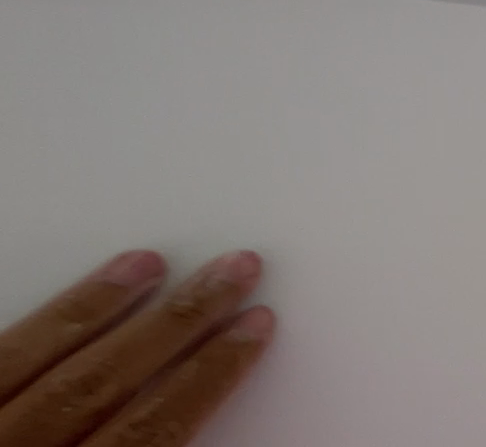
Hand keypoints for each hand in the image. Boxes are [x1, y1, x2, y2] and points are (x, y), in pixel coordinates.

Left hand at [0, 250, 273, 445]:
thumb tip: (217, 409)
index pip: (151, 430)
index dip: (209, 375)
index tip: (255, 326)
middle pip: (95, 383)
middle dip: (176, 319)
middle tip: (233, 269)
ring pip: (22, 364)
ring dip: (92, 309)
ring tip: (146, 263)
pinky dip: (22, 328)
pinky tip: (54, 302)